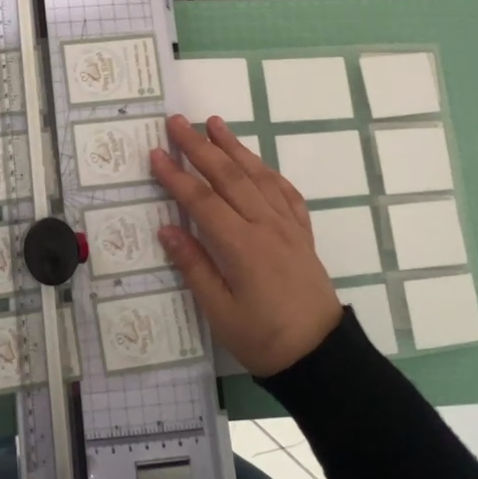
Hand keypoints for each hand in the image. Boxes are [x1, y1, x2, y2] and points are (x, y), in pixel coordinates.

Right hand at [149, 115, 341, 375]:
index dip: (176, 176)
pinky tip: (258, 164)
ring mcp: (288, 228)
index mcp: (241, 246)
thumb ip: (194, 266)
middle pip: (229, 177)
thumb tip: (167, 229)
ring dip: (235, 148)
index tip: (156, 153)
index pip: (202, 201)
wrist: (321, 356)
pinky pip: (286, 193)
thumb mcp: (220, 311)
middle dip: (201, 147)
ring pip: (258, 177)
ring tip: (215, 124)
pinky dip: (269, 173)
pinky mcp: (302, 235)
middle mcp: (266, 227)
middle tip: (178, 122)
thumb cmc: (263, 339)